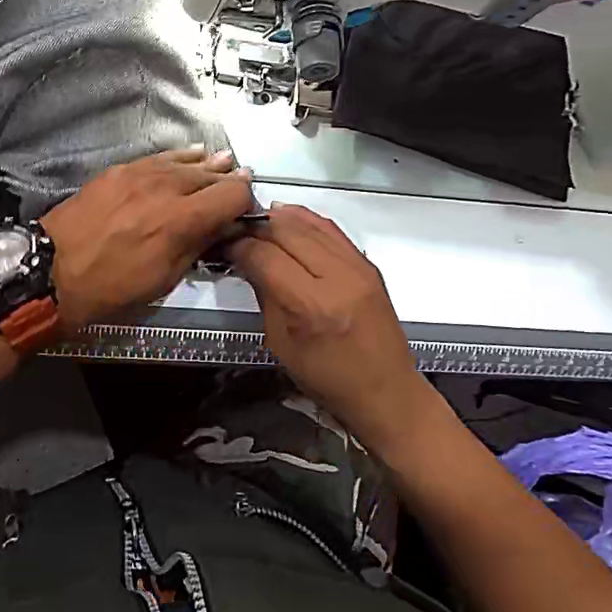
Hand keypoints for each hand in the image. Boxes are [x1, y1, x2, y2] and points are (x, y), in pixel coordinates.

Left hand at [40, 148, 254, 330]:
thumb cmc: (109, 287)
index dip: (245, 203)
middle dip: (227, 182)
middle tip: (235, 190)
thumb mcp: (163, 280)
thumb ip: (196, 246)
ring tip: (222, 163)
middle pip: (212, 173)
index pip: (233, 194)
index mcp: (181, 220)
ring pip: (186, 161)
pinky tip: (188, 156)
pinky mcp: (119, 170)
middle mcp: (164, 187)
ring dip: (206, 166)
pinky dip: (178, 159)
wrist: (51, 268)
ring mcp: (139, 174)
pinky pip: (158, 157)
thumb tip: (219, 228)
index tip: (243, 213)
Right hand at [230, 205, 430, 437]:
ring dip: (278, 218)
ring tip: (257, 223)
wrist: (387, 393)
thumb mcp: (280, 342)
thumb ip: (263, 294)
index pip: (264, 255)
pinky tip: (287, 219)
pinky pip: (330, 228)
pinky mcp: (368, 263)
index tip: (224, 244)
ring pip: (308, 222)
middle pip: (286, 230)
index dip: (239, 245)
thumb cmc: (327, 378)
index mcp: (311, 305)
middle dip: (255, 227)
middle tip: (237, 231)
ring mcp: (358, 267)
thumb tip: (245, 259)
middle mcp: (338, 278)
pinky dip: (304, 219)